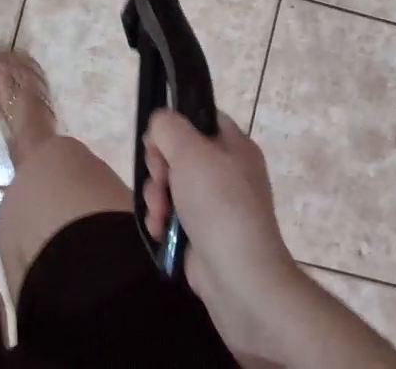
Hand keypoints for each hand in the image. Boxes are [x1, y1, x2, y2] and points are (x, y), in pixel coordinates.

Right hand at [143, 110, 306, 353]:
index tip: (161, 142)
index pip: (199, 117)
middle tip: (161, 180)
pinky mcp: (203, 230)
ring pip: (169, 182)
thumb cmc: (219, 206)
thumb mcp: (189, 151)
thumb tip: (160, 128)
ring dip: (156, 195)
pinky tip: (160, 230)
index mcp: (235, 146)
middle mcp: (227, 171)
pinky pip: (172, 212)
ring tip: (160, 213)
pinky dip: (161, 219)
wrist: (240, 278)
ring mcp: (215, 203)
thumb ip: (167, 126)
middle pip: (177, 150)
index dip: (175, 125)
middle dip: (159, 166)